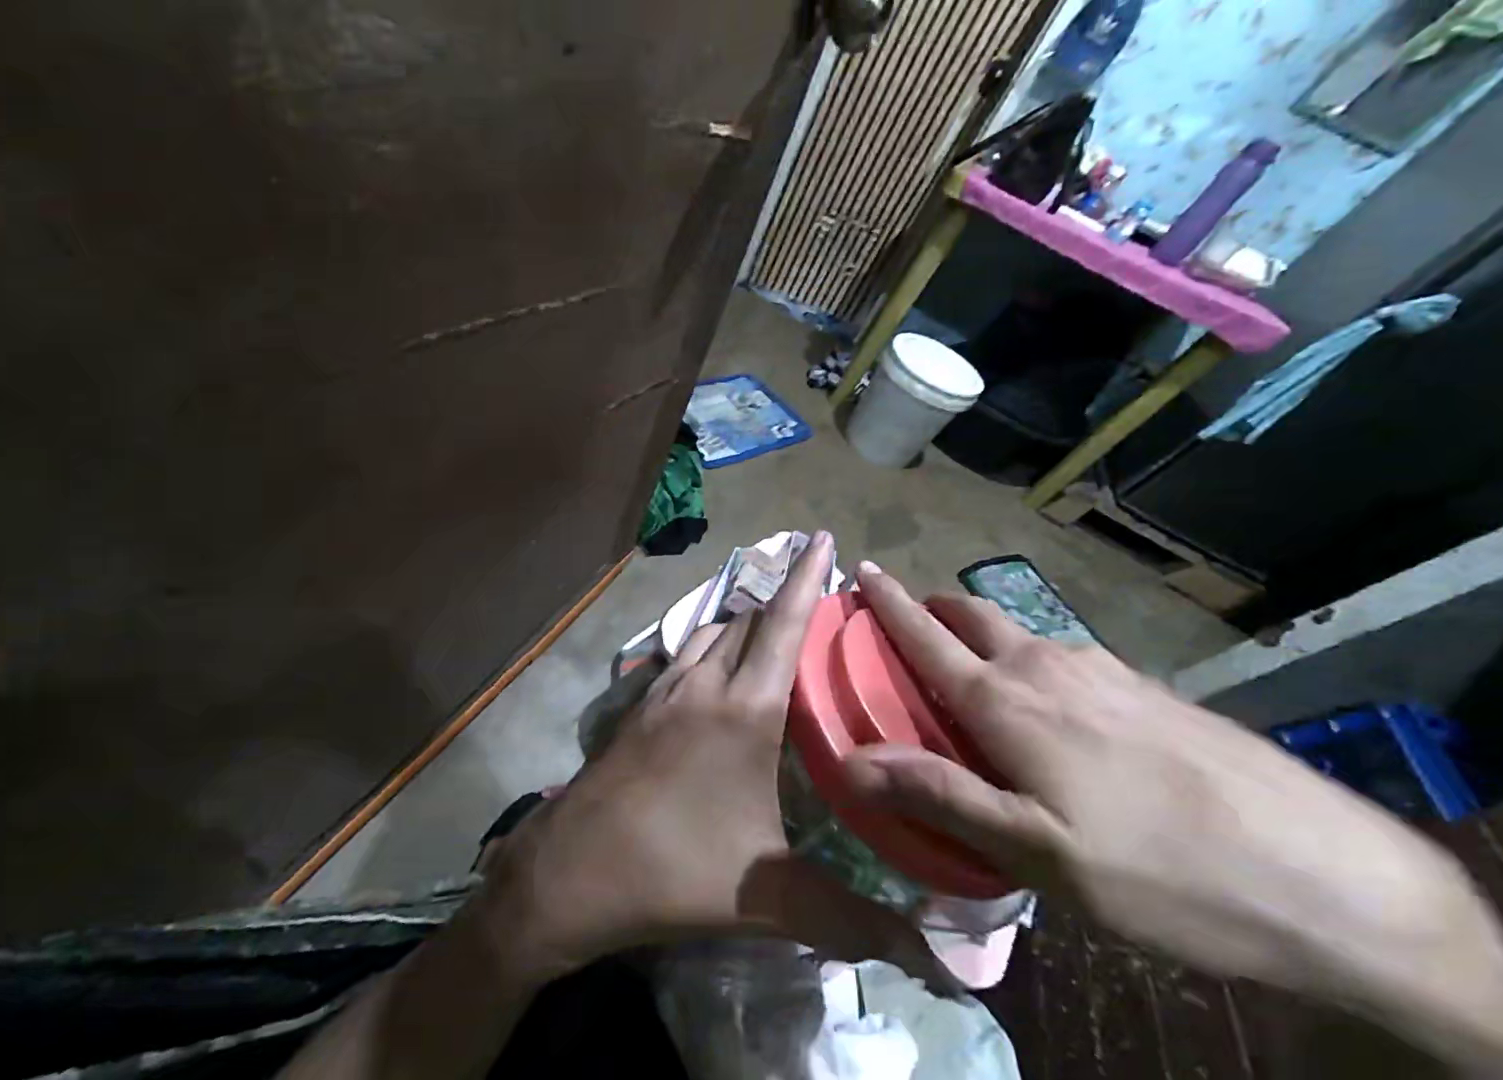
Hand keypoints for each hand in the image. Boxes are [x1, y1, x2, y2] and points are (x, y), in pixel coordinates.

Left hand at [483, 533, 944, 983]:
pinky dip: (713, 647)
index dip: (807, 579)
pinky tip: (720, 674)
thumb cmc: (673, 872)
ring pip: (712, 634)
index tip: (822, 538)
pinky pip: (685, 657)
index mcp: (743, 711)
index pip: (783, 626)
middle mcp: (702, 685)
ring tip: (777, 632)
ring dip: (746, 623)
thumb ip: (853, 922)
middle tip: (821, 600)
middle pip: (749, 621)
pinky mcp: (638, 711)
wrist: (568, 874)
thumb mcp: (769, 897)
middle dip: (784, 600)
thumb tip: (935, 961)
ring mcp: (662, 694)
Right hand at [841, 565, 1502, 1078]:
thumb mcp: (1038, 853)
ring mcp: (1105, 672)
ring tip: (970, 672)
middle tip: (905, 627)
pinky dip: (1030, 662)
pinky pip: (1064, 658)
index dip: (888, 604)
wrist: (1334, 882)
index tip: (859, 571)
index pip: (927, 636)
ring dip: (981, 636)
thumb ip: (941, 796)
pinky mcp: (1147, 690)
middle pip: (974, 615)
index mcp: (1009, 702)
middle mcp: (1050, 667)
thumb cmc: (1163, 873)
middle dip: (931, 610)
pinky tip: (1050, 706)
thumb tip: (852, 760)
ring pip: (1021, 634)